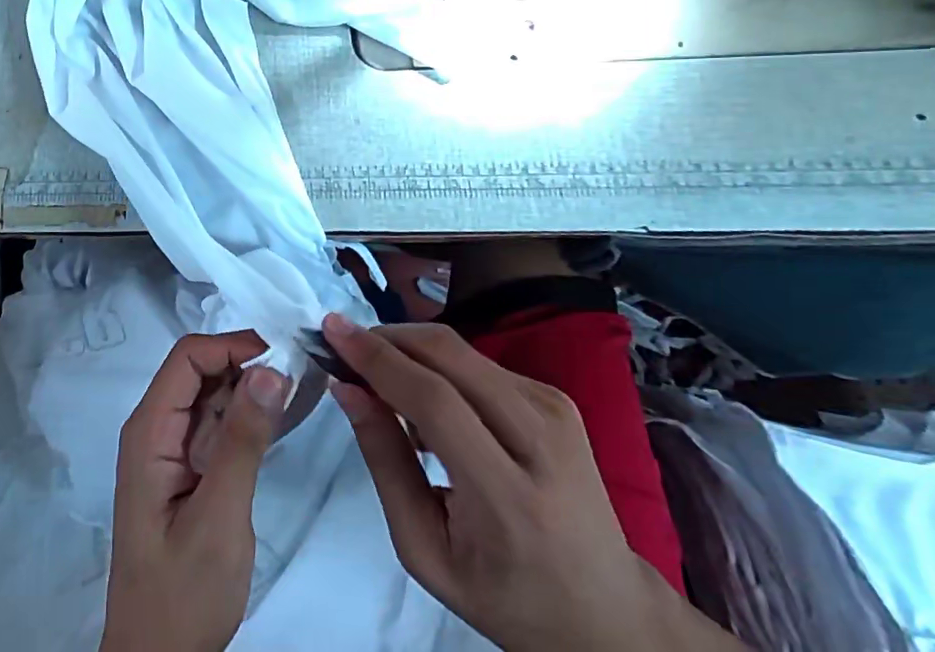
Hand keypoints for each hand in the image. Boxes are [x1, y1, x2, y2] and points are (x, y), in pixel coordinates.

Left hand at [100, 332, 291, 651]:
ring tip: (303, 388)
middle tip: (302, 372)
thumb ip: (242, 441)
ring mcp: (173, 450)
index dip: (233, 346)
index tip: (284, 356)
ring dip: (253, 387)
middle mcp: (157, 430)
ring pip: (213, 395)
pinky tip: (285, 417)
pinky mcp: (190, 469)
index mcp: (150, 432)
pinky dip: (250, 415)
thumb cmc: (183, 592)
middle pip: (201, 371)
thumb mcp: (218, 517)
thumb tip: (271, 369)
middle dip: (248, 363)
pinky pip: (219, 425)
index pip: (188, 358)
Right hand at [322, 314, 744, 651]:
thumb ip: (385, 462)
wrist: (604, 606)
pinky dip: (438, 366)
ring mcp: (556, 410)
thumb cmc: (503, 593)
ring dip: (409, 349)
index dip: (378, 358)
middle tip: (344, 344)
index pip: (435, 401)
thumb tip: (347, 388)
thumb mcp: (425, 549)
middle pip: (451, 356)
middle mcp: (542, 438)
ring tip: (378, 379)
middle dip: (388, 337)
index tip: (331, 329)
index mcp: (509, 496)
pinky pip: (480, 364)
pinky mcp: (557, 397)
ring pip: (463, 351)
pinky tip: (424, 398)